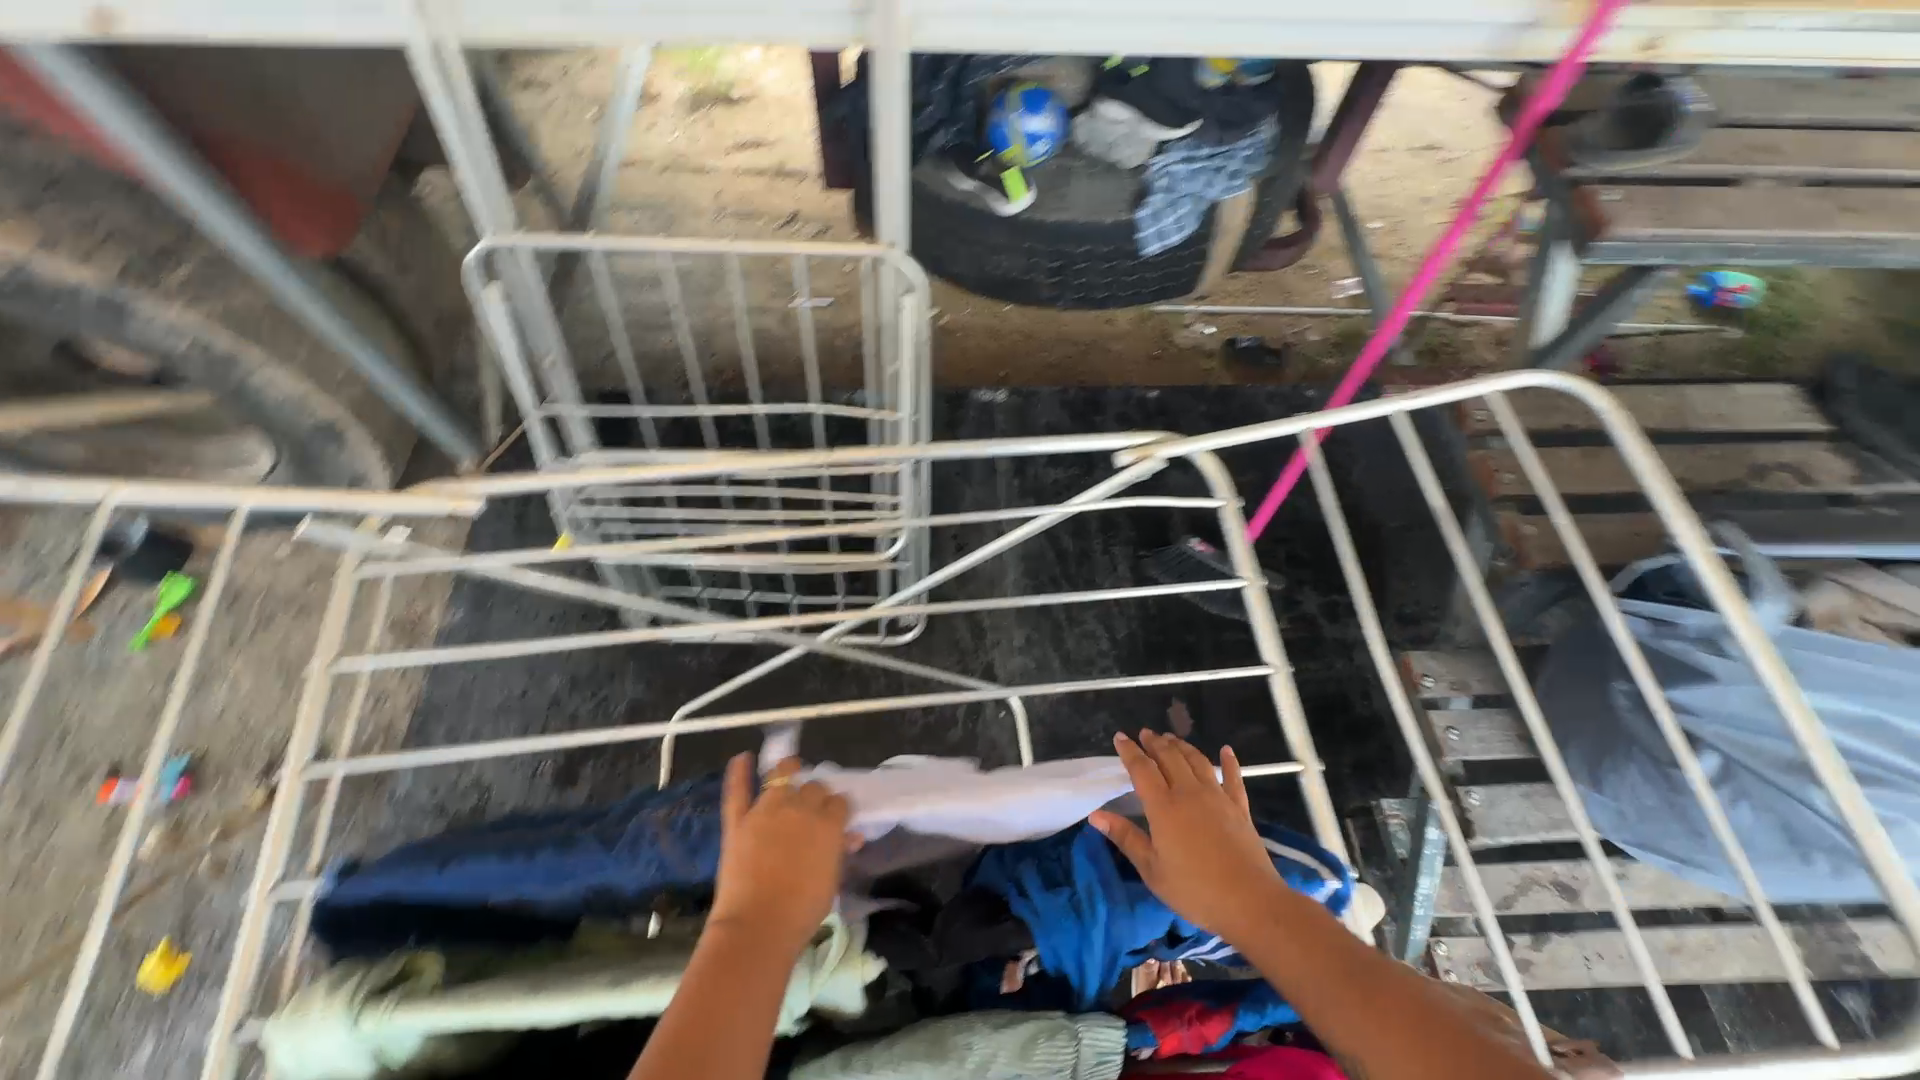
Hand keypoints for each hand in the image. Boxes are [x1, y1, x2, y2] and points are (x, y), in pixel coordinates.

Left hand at [708, 755, 855, 953]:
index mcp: (828, 824)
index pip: (840, 802)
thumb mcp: (832, 881)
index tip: (838, 817)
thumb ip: (840, 852)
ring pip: (780, 777)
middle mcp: (800, 808)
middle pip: (814, 787)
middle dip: (817, 795)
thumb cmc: (803, 910)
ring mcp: (766, 811)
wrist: (758, 925)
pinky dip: (738, 772)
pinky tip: (741, 757)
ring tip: (790, 770)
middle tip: (814, 808)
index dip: (839, 808)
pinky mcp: (738, 821)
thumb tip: (851, 837)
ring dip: (788, 772)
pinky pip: (738, 791)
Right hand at [1090, 731, 1285, 947]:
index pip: (1142, 769)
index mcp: (1163, 807)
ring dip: (1182, 746)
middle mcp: (1189, 793)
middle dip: (1155, 743)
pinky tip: (1226, 750)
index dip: (1129, 751)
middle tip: (1145, 733)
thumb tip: (1096, 815)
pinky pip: (1233, 777)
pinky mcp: (1239, 808)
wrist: (1250, 902)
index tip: (1120, 737)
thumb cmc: (1194, 890)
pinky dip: (1228, 761)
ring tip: (1171, 738)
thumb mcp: (1152, 870)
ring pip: (1197, 761)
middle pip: (1170, 758)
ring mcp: (1217, 797)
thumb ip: (1126, 838)